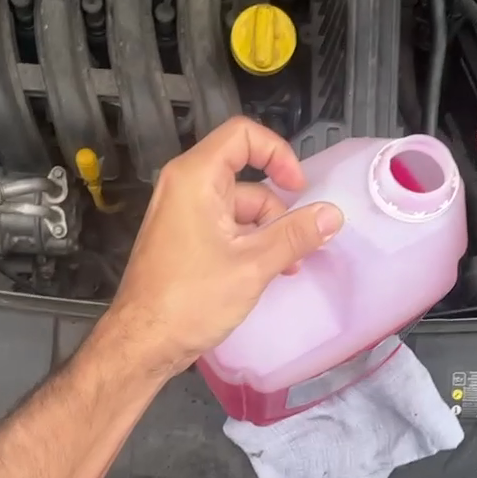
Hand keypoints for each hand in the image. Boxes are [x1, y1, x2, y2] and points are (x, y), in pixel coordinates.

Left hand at [92, 117, 343, 379]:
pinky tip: (264, 272)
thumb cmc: (190, 300)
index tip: (299, 188)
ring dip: (266, 232)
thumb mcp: (253, 265)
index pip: (243, 135)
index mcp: (195, 178)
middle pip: (245, 177)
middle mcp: (184, 187)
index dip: (278, 154)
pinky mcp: (182, 239)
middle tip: (298, 244)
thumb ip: (296, 235)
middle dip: (276, 208)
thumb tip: (333, 215)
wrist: (143, 342)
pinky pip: (223, 227)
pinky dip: (246, 243)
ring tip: (284, 267)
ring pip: (237, 207)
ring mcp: (181, 214)